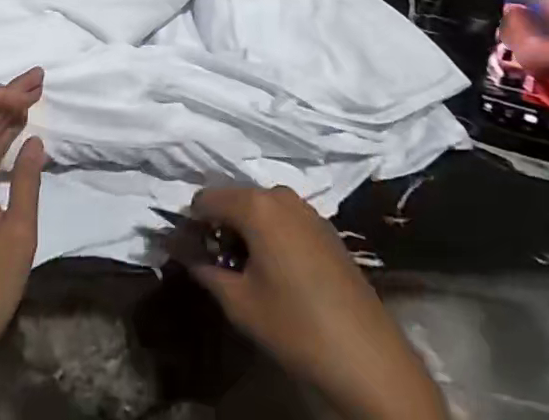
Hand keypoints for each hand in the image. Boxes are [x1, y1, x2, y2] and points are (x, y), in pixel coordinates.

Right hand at [186, 186, 446, 419]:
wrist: (364, 352)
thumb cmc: (294, 323)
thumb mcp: (239, 302)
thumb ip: (206, 270)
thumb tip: (185, 252)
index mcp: (257, 205)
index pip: (207, 198)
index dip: (191, 222)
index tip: (184, 248)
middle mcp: (282, 195)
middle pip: (235, 198)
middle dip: (218, 224)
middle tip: (210, 260)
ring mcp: (308, 209)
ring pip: (261, 208)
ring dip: (244, 228)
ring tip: (239, 268)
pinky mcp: (325, 227)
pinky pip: (283, 218)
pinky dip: (268, 233)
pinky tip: (270, 268)